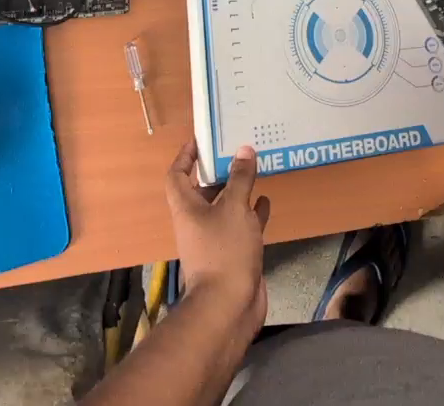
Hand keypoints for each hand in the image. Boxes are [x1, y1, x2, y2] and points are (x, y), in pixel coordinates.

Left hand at [163, 140, 271, 330]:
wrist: (229, 305)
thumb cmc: (224, 249)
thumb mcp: (234, 208)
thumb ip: (240, 178)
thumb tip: (243, 149)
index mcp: (187, 209)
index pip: (177, 176)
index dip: (185, 156)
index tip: (200, 139)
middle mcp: (197, 222)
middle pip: (203, 190)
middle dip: (219, 170)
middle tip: (237, 149)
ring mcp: (215, 239)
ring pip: (225, 207)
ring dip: (238, 190)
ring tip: (255, 168)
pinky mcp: (233, 252)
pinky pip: (241, 225)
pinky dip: (252, 212)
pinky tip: (266, 200)